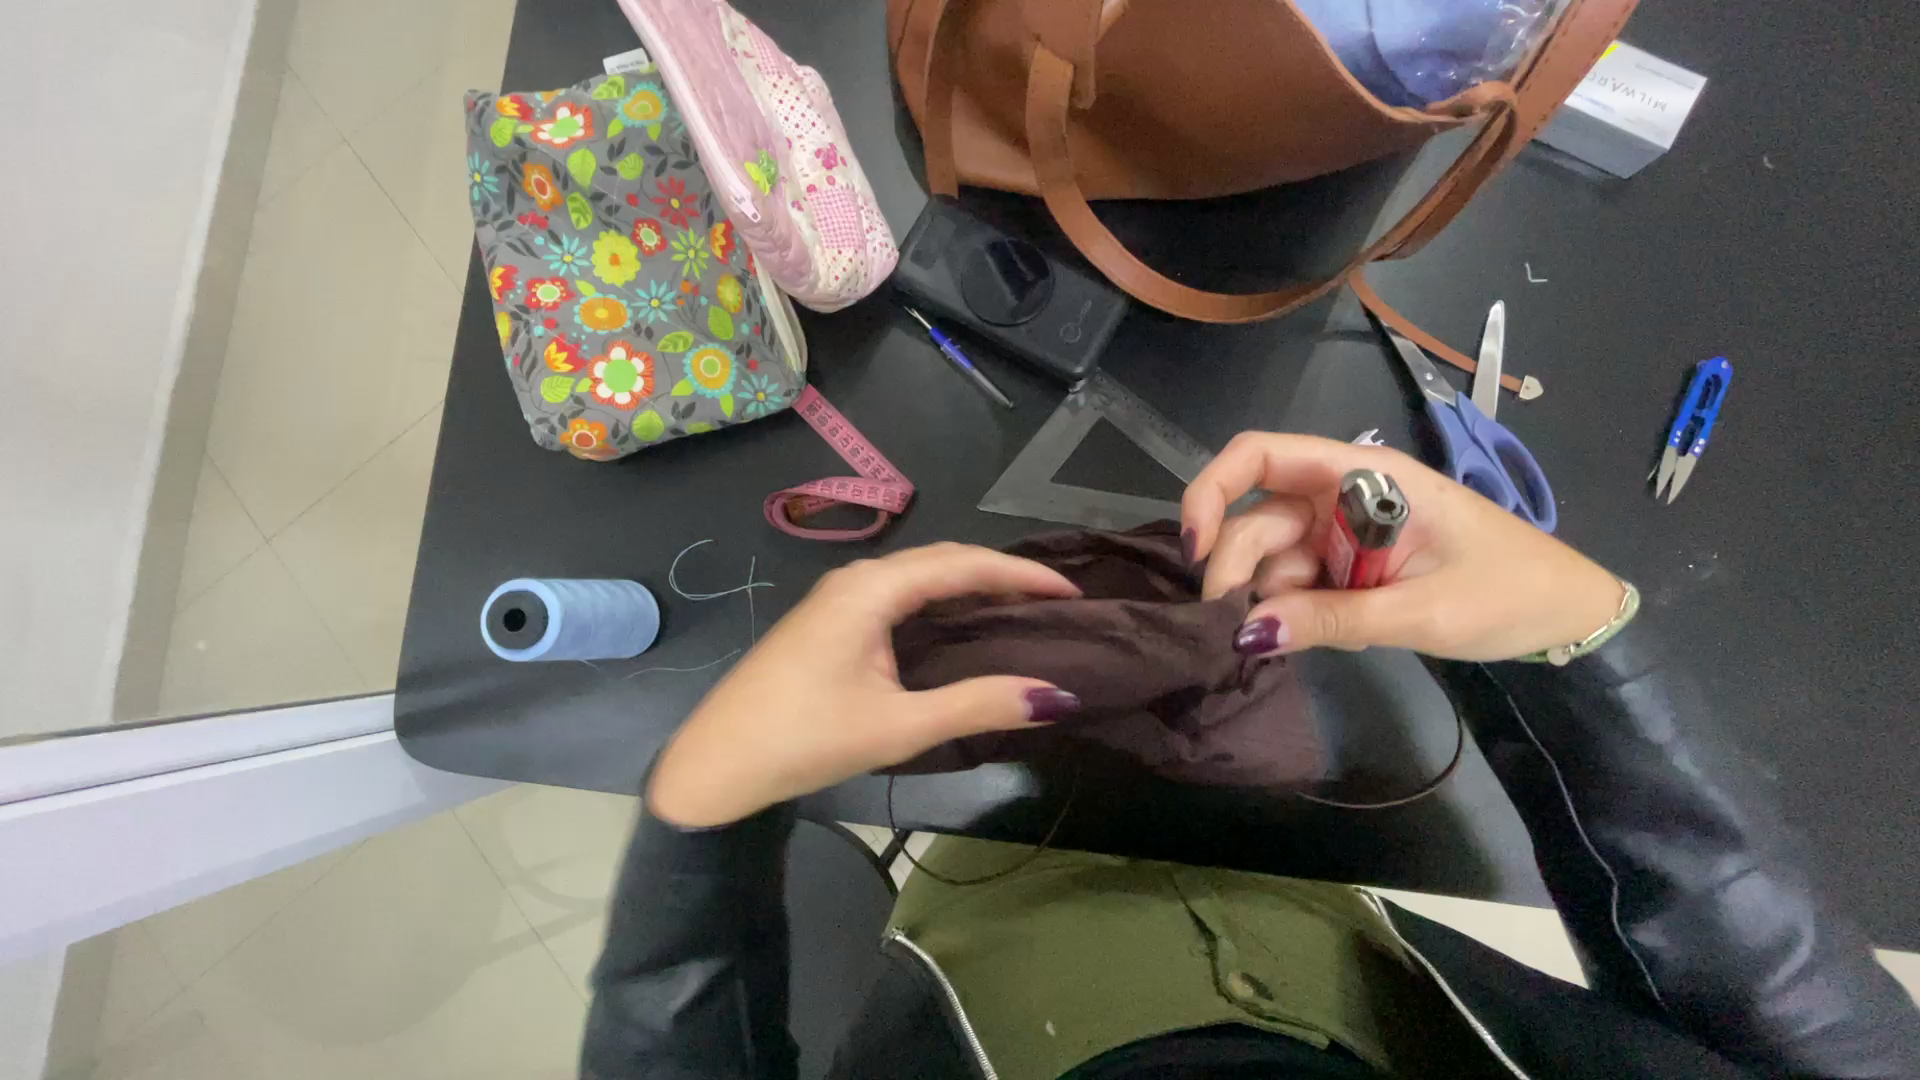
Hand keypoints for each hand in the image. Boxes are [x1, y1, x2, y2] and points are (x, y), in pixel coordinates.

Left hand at [647, 543, 1083, 827]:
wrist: (716, 765)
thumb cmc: (805, 739)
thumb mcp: (898, 726)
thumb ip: (977, 705)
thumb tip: (1057, 696)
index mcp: (873, 589)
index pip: (964, 565)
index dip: (1022, 575)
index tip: (1072, 592)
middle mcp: (858, 579)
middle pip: (943, 560)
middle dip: (1000, 575)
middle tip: (1053, 602)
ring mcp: (840, 597)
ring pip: (920, 576)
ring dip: (969, 587)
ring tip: (1019, 610)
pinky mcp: (832, 620)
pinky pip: (900, 595)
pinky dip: (940, 603)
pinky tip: (960, 627)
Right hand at [1182, 433, 1624, 661]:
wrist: (1568, 617)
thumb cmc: (1511, 593)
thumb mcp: (1422, 610)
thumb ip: (1331, 619)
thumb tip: (1245, 635)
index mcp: (1363, 477)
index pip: (1260, 457)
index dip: (1212, 491)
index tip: (1193, 549)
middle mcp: (1339, 495)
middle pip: (1256, 519)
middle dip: (1236, 570)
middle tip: (1231, 631)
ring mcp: (1340, 531)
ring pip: (1269, 558)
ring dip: (1270, 600)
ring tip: (1304, 639)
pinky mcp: (1344, 565)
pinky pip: (1294, 584)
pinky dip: (1293, 613)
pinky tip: (1326, 635)